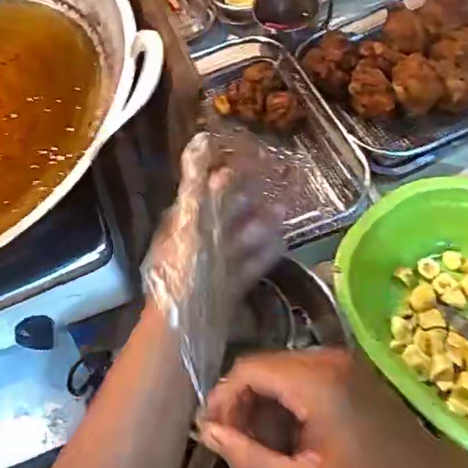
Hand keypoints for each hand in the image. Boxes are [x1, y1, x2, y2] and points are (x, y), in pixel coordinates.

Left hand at [141, 133, 283, 394]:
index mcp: (182, 224)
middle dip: (248, 201)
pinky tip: (283, 243)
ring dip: (261, 224)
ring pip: (239, 240)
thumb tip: (201, 140)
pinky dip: (264, 253)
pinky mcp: (227, 290)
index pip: (204, 193)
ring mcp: (212, 268)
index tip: (249, 164)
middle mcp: (196, 244)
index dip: (226, 179)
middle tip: (275, 186)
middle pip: (224, 216)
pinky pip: (248, 266)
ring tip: (285, 211)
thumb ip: (196, 181)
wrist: (186, 328)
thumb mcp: (191, 217)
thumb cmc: (186, 268)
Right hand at [199, 349, 467, 467]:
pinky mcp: (356, 380)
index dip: (221, 400)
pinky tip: (293, 454)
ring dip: (267, 416)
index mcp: (317, 380)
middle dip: (245, 411)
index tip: (210, 440)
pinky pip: (307, 386)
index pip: (248, 368)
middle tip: (240, 461)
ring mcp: (347, 367)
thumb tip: (208, 432)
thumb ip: (249, 459)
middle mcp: (330, 359)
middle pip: (265, 370)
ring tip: (267, 467)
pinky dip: (291, 414)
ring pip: (284, 379)